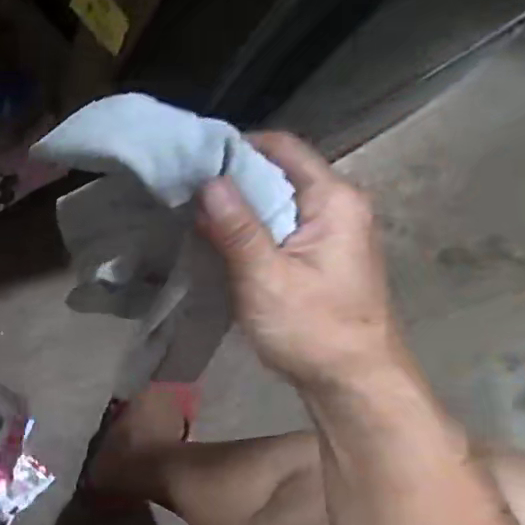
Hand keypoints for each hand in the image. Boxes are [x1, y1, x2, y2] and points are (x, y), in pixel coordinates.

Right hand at [197, 132, 406, 391]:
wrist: (348, 376)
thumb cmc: (311, 326)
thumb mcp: (266, 277)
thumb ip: (238, 229)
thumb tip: (208, 182)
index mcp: (334, 201)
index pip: (284, 150)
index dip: (236, 148)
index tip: (187, 161)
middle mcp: (336, 207)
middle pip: (276, 173)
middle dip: (227, 178)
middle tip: (176, 189)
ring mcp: (325, 232)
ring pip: (272, 202)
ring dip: (231, 206)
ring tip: (183, 212)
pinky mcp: (311, 255)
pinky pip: (271, 227)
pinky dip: (240, 228)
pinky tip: (208, 240)